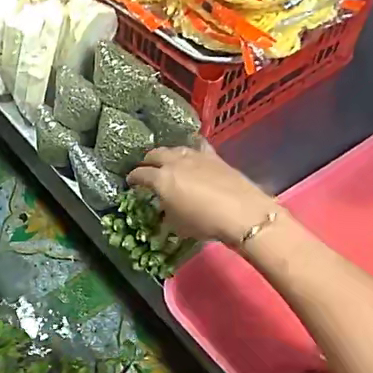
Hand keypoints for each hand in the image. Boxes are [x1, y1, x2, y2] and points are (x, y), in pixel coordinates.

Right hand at [127, 144, 279, 244]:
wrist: (242, 213)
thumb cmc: (204, 222)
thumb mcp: (177, 225)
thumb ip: (166, 213)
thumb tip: (164, 209)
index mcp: (161, 179)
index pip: (139, 174)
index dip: (132, 178)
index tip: (131, 182)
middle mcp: (174, 162)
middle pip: (154, 155)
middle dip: (147, 161)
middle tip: (146, 169)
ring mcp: (195, 156)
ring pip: (174, 149)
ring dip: (167, 154)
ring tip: (167, 161)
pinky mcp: (214, 156)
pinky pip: (196, 147)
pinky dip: (190, 150)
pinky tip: (192, 155)